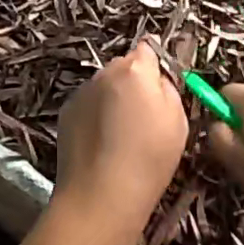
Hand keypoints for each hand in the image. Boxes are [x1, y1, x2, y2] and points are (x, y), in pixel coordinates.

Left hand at [52, 38, 187, 237]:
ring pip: (104, 86)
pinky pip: (88, 104)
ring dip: (112, 98)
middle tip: (143, 116)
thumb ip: (167, 89)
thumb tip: (156, 80)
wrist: (100, 194)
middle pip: (124, 67)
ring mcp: (82, 91)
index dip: (154, 67)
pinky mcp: (66, 111)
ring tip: (120, 135)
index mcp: (135, 70)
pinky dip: (95, 115)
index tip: (158, 89)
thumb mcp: (178, 122)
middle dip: (133, 83)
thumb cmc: (148, 158)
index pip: (147, 50)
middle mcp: (105, 72)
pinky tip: (101, 143)